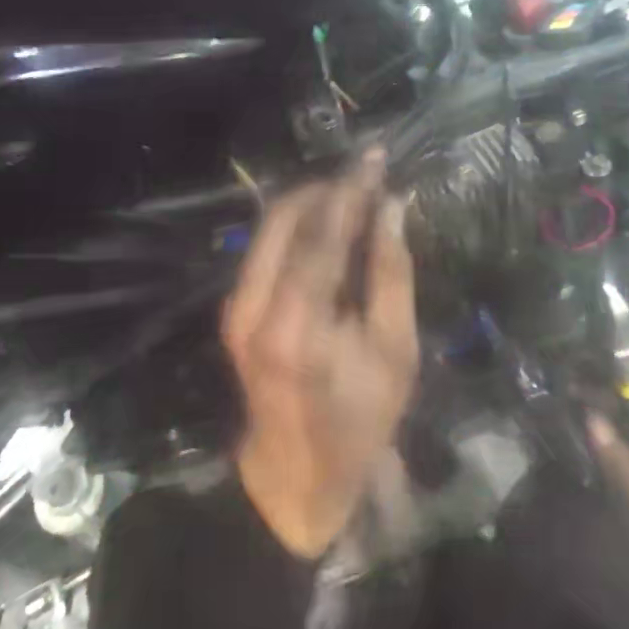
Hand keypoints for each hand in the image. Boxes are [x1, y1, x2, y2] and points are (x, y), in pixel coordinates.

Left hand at [222, 149, 417, 558]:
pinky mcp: (232, 310)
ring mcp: (236, 307)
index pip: (325, 234)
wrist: (295, 472)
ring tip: (352, 196)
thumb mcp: (396, 352)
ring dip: (310, 205)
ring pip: (268, 228)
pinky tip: (327, 227)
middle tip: (364, 178)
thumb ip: (393, 274)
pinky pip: (263, 249)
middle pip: (284, 218)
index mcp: (299, 324)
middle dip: (327, 189)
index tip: (375, 156)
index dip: (352, 190)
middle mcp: (255, 306)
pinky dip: (295, 229)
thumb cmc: (360, 420)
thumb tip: (393, 208)